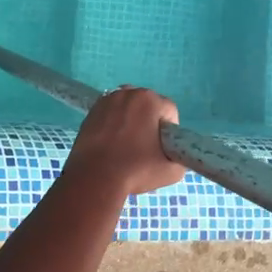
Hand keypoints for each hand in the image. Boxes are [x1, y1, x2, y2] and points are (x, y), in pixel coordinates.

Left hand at [63, 87, 184, 195]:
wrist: (94, 178)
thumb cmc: (135, 170)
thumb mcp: (172, 171)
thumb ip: (181, 159)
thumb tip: (174, 156)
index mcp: (149, 99)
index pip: (169, 111)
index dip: (170, 131)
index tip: (163, 149)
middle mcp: (127, 92)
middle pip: (147, 106)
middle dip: (149, 123)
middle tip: (145, 148)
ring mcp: (105, 101)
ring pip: (127, 109)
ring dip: (131, 121)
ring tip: (126, 146)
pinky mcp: (90, 112)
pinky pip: (109, 115)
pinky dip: (113, 125)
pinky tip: (111, 144)